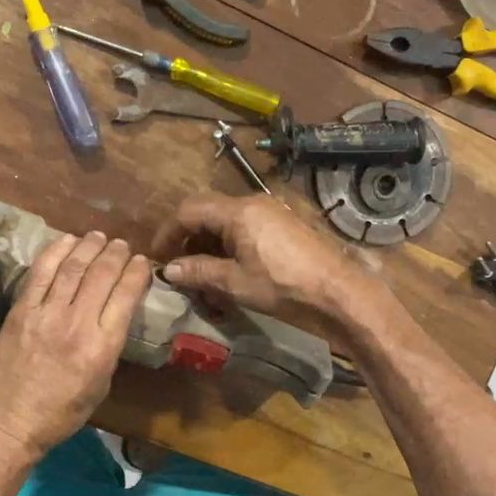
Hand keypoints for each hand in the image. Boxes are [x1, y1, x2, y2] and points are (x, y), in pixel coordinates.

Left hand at [0, 231, 150, 457]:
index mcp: (103, 346)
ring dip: (89, 247)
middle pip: (101, 275)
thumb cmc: (64, 410)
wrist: (12, 419)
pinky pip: (41, 273)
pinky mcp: (22, 310)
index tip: (141, 262)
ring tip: (99, 237)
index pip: (125, 295)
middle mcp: (77, 324)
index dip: (136, 273)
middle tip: (122, 245)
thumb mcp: (103, 382)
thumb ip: (110, 344)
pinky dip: (56, 252)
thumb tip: (114, 314)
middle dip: (116, 255)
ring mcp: (46, 314)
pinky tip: (67, 241)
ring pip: (73, 268)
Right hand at [152, 194, 375, 318]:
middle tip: (180, 269)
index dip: (168, 232)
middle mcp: (253, 204)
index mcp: (238, 211)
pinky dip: (231, 248)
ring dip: (210, 247)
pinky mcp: (285, 227)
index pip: (189, 210)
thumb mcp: (236, 282)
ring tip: (204, 278)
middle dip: (189, 241)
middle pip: (208, 213)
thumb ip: (200, 272)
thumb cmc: (283, 286)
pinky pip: (247, 230)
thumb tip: (169, 270)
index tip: (157, 257)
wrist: (337, 291)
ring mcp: (272, 213)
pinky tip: (231, 274)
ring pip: (228, 223)